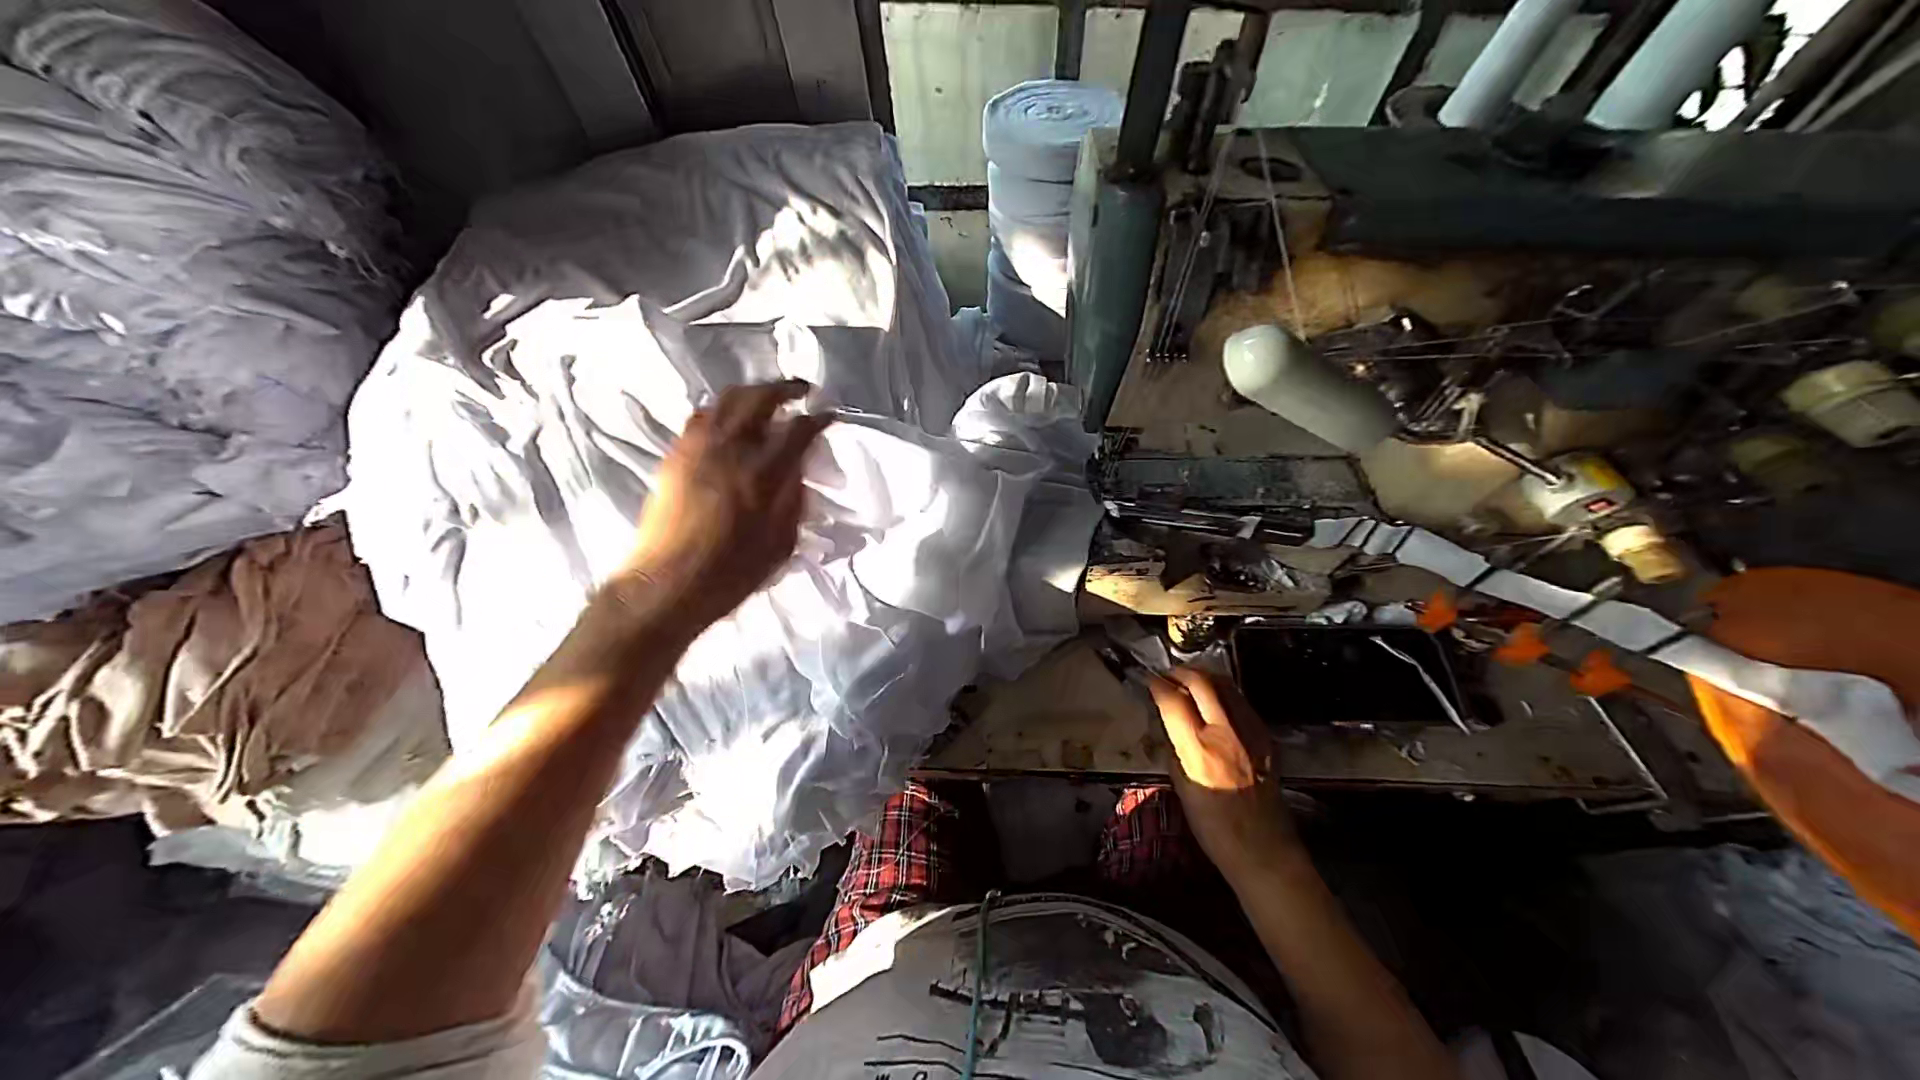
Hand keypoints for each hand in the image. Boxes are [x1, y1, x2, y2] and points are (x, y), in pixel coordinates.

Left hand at [622, 379, 831, 626]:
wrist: (667, 585)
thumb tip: (797, 470)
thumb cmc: (732, 572)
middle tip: (802, 392)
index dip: (819, 418)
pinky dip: (723, 409)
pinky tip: (730, 422)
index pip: (798, 429)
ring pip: (726, 400)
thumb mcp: (781, 542)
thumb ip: (793, 500)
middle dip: (785, 389)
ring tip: (767, 400)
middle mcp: (729, 448)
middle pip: (759, 398)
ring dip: (752, 393)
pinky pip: (701, 417)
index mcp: (762, 472)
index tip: (830, 414)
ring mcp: (696, 447)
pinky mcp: (674, 455)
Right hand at [1148, 667, 1300, 880]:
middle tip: (1168, 677)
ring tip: (1189, 683)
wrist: (1264, 850)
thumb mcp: (1181, 787)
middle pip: (1202, 682)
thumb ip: (1174, 748)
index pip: (1174, 700)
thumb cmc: (1213, 828)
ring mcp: (1251, 732)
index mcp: (1199, 750)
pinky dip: (1224, 693)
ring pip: (1226, 685)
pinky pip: (1242, 702)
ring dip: (1204, 677)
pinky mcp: (1267, 737)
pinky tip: (1214, 703)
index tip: (1149, 683)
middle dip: (1180, 673)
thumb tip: (1168, 721)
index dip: (1158, 686)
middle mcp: (1226, 733)